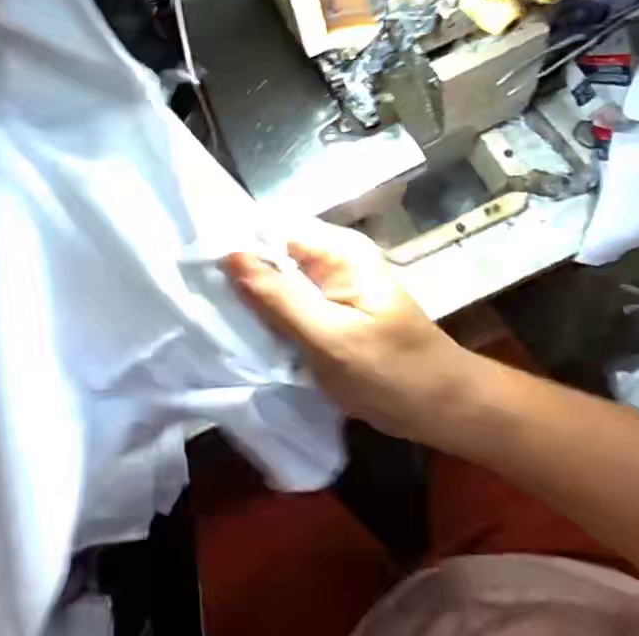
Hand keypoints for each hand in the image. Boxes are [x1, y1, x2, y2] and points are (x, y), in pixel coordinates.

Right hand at [225, 221, 482, 442]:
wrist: (441, 408)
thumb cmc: (391, 373)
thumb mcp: (329, 339)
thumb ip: (278, 299)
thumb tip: (231, 255)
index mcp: (339, 251)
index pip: (275, 230)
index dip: (238, 247)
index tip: (197, 269)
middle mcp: (336, 258)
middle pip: (275, 254)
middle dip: (242, 276)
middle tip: (200, 300)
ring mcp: (335, 284)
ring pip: (281, 282)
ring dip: (255, 300)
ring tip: (215, 316)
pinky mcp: (333, 310)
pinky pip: (293, 304)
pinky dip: (273, 317)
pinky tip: (248, 333)